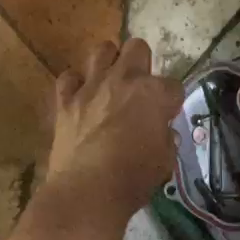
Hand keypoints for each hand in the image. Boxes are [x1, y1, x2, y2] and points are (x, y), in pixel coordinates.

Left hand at [41, 39, 181, 225]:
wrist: (87, 192)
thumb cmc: (133, 178)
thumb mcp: (164, 161)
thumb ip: (166, 138)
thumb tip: (162, 132)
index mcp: (154, 94)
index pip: (173, 86)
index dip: (172, 101)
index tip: (167, 115)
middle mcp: (124, 79)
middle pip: (137, 47)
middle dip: (142, 63)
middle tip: (139, 87)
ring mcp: (92, 86)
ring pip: (102, 50)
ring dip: (109, 62)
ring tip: (110, 82)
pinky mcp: (66, 100)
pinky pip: (68, 78)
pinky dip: (75, 85)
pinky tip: (79, 98)